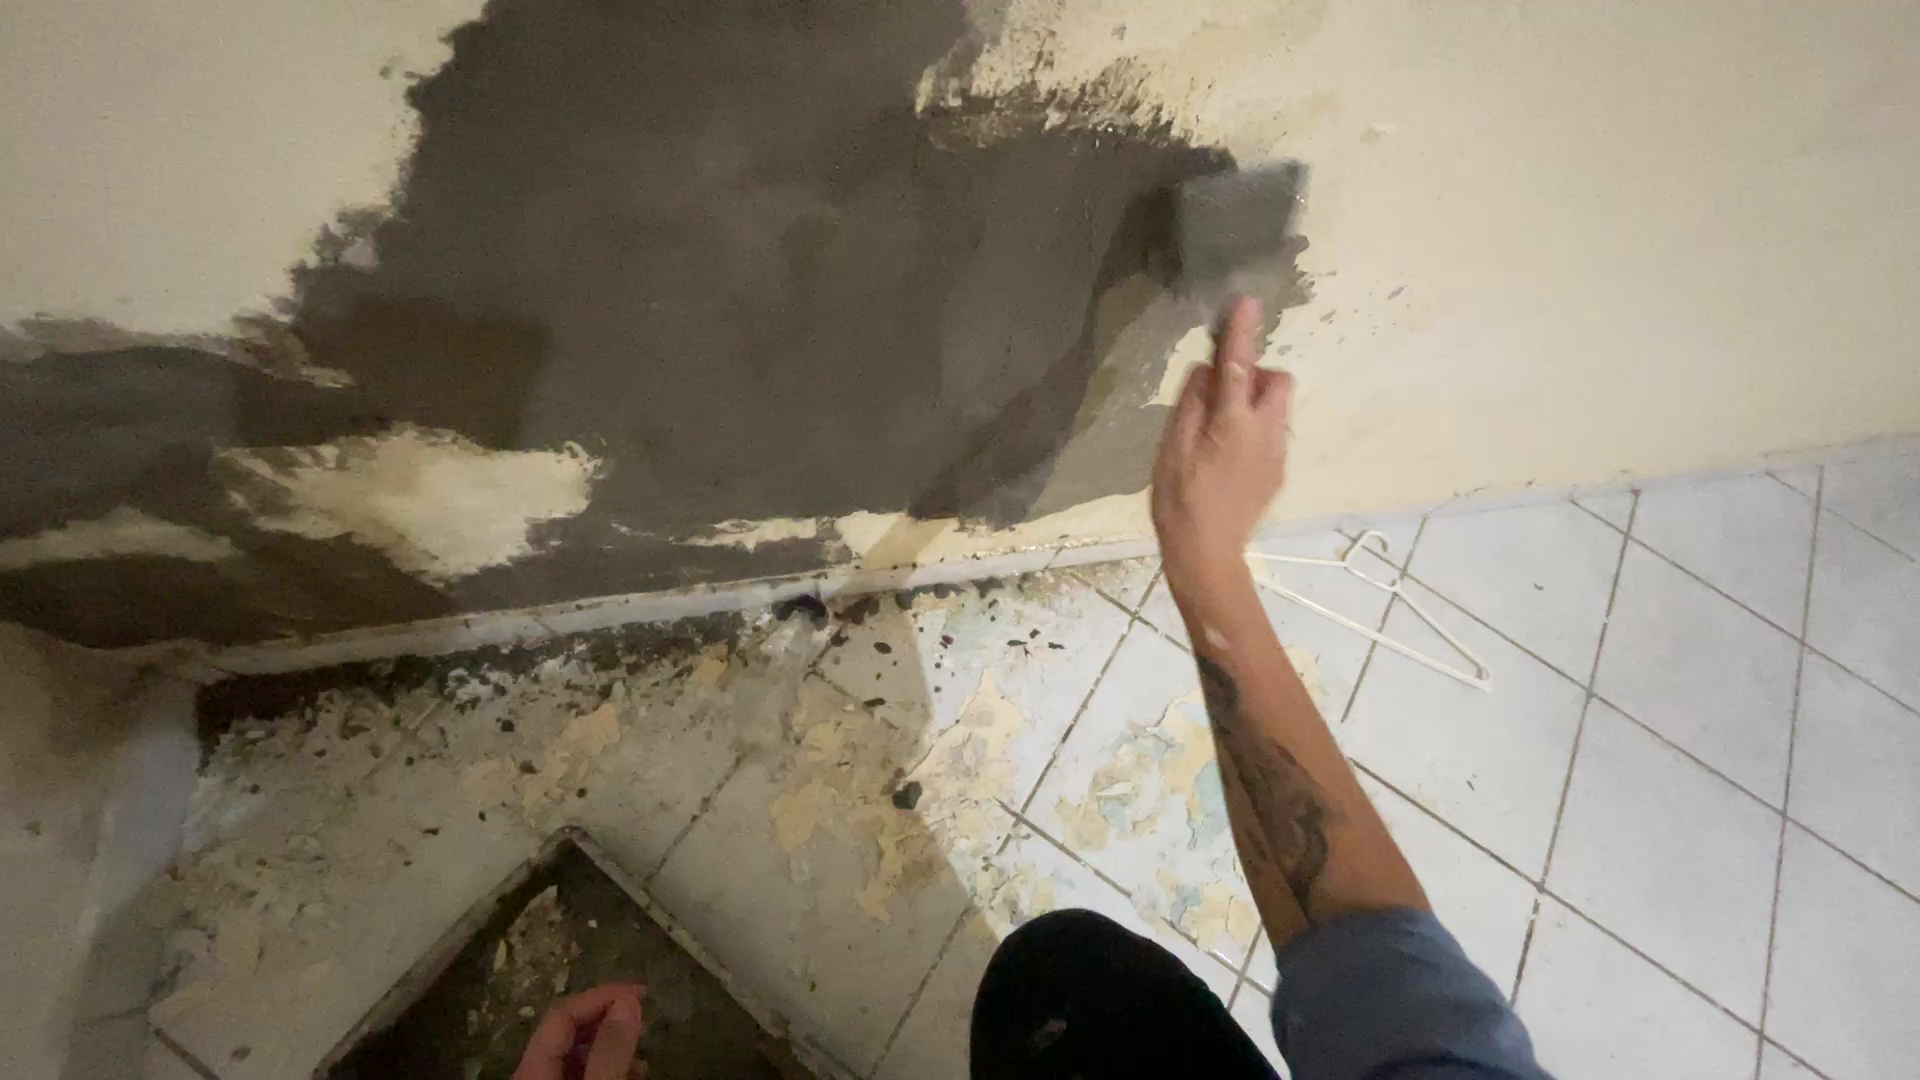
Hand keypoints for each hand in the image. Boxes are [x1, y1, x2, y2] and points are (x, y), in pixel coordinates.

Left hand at [511, 983, 647, 1079]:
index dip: (603, 995)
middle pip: (567, 1030)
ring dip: (608, 1045)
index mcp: (530, 1069)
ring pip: (572, 1053)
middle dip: (608, 1018)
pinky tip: (625, 1074)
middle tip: (642, 1020)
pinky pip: (573, 1073)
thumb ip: (609, 1051)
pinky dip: (601, 1066)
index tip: (641, 994)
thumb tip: (628, 1000)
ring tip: (639, 1058)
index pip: (564, 1011)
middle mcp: (528, 1073)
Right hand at [1151, 296, 1294, 587]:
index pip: (1241, 366)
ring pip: (1278, 408)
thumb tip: (1206, 371)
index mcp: (1235, 423)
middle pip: (1278, 381)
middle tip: (1220, 395)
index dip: (1242, 333)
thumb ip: (1191, 404)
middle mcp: (1267, 432)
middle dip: (1255, 374)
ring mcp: (1277, 454)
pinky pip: (1272, 433)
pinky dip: (1254, 428)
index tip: (1248, 302)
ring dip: (1255, 402)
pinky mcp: (1277, 472)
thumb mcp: (1172, 448)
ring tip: (1219, 430)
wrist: (1206, 552)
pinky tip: (1226, 456)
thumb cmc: (1179, 500)